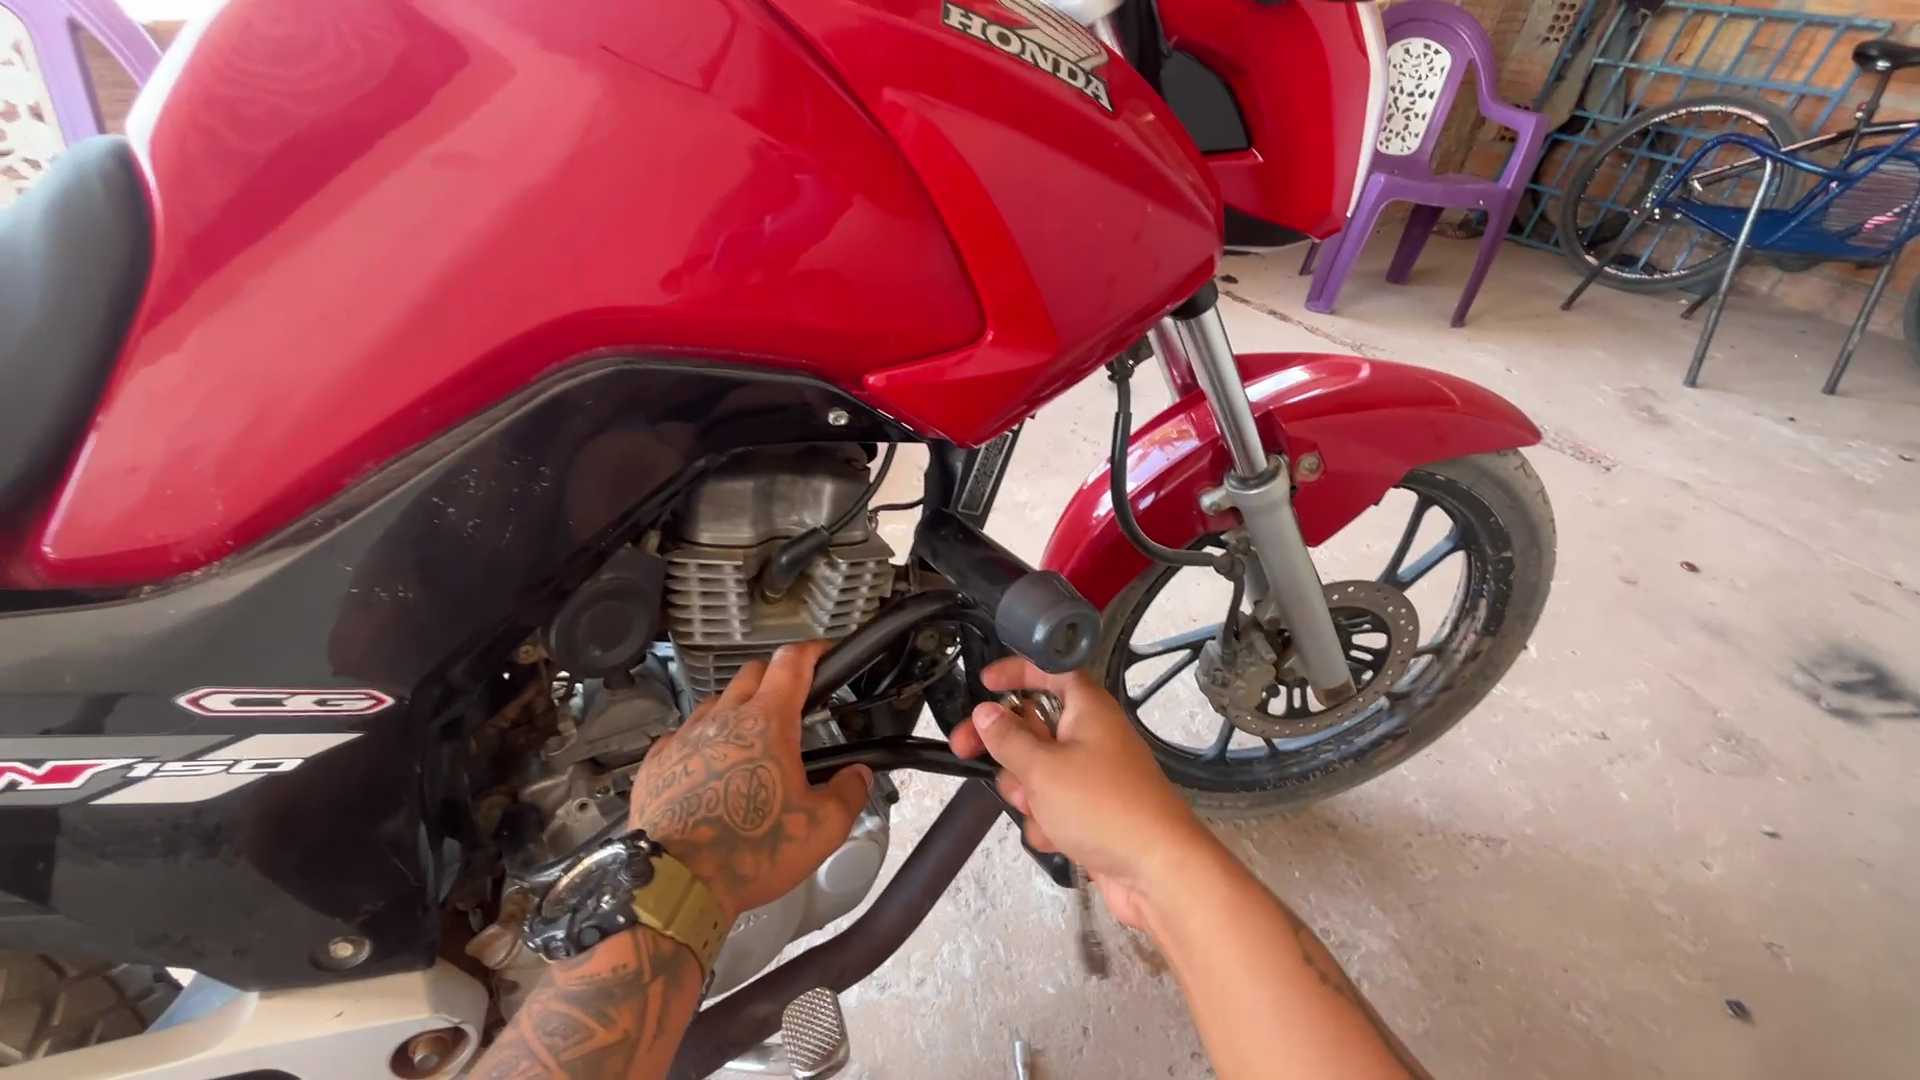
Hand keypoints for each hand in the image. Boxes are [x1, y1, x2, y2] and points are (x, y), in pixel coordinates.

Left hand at [629, 641, 872, 920]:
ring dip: (739, 707)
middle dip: (778, 675)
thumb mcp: (822, 827)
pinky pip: (682, 734)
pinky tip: (710, 762)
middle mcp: (724, 720)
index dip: (813, 649)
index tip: (824, 651)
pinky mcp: (658, 763)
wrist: (677, 884)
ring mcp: (686, 738)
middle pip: (753, 673)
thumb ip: (850, 792)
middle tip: (794, 697)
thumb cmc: (749, 853)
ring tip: (753, 736)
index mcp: (767, 723)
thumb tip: (858, 776)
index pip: (792, 662)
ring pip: (717, 701)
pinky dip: (702, 738)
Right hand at [949, 656, 1210, 928]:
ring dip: (1026, 792)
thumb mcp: (1043, 768)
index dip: (1017, 671)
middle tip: (964, 748)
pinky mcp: (1089, 812)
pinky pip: (1051, 806)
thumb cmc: (1104, 806)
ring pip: (1036, 771)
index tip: (984, 683)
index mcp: (1086, 709)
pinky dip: (1047, 821)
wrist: (1158, 872)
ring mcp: (1090, 776)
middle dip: (1006, 747)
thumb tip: (985, 712)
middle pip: (1032, 726)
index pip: (1049, 671)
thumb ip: (1007, 739)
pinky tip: (1058, 837)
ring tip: (1038, 809)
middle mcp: (1089, 736)